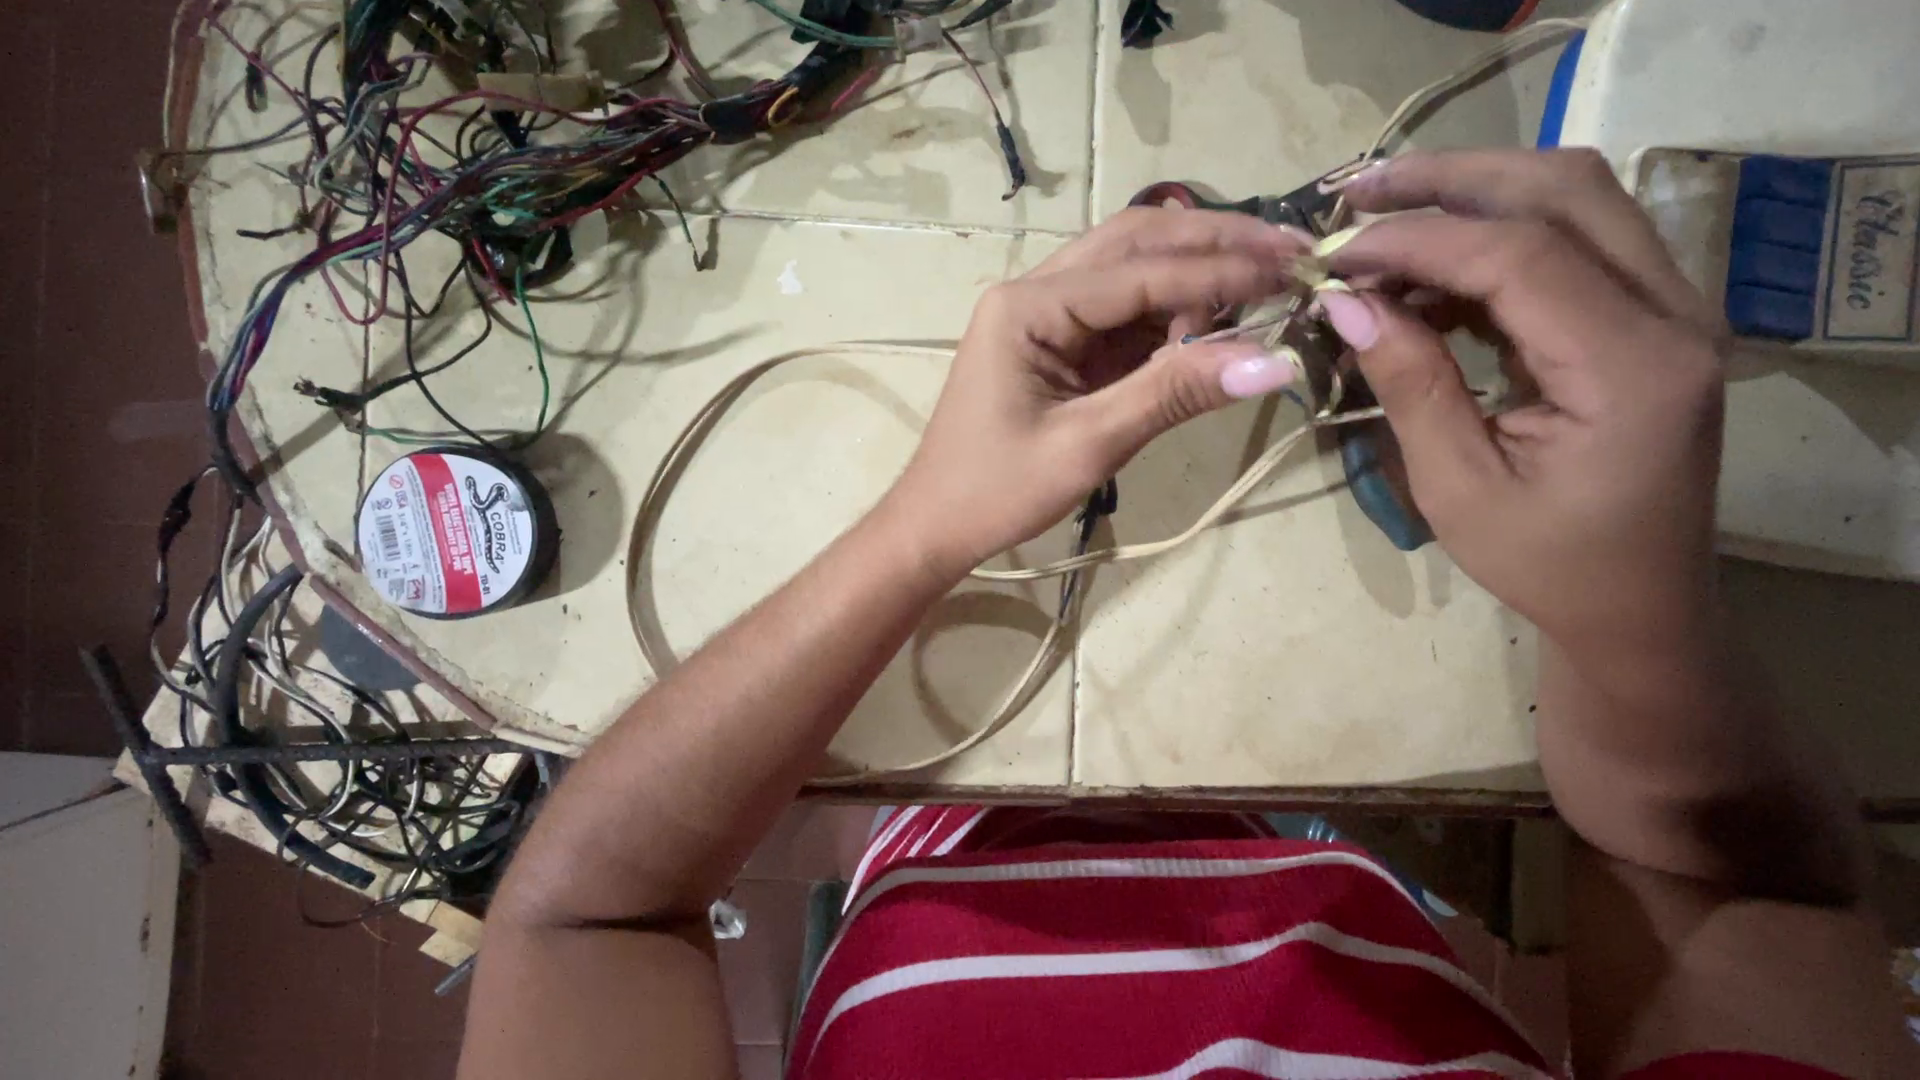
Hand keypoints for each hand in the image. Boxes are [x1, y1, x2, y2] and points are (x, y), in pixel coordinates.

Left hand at [885, 207, 1308, 574]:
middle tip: (1291, 252)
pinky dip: (1170, 311)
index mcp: (1028, 306)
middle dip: (1212, 242)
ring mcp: (1043, 315)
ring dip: (1195, 270)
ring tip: (1267, 279)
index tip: (1295, 269)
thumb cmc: (998, 490)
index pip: (1141, 271)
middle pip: (1134, 243)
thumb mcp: (1088, 444)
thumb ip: (1173, 393)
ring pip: (1130, 270)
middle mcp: (1034, 292)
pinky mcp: (1056, 343)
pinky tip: (1215, 318)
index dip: (1220, 270)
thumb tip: (1273, 360)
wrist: (938, 523)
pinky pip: (1121, 312)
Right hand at [1322, 149, 1728, 663]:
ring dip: (1472, 195)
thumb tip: (1347, 304)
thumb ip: (1410, 385)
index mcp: (1633, 366)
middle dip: (1451, 178)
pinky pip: (1568, 243)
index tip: (1335, 254)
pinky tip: (1423, 273)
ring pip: (1574, 199)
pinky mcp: (1644, 315)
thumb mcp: (1458, 486)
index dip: (1418, 240)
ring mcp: (1669, 307)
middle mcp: (1673, 312)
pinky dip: (1489, 241)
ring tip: (1380, 219)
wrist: (1638, 602)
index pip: (1520, 255)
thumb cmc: (1545, 561)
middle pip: (1565, 189)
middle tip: (1356, 193)